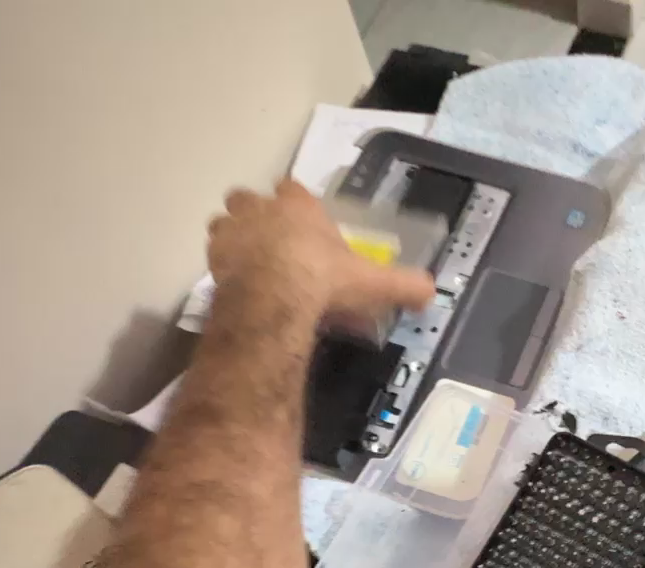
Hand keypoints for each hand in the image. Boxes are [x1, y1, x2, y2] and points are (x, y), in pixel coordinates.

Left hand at [205, 179, 434, 332]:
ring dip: (237, 238)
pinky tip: (241, 287)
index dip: (300, 206)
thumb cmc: (325, 279)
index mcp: (298, 205)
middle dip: (259, 216)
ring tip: (254, 266)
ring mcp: (232, 232)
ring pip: (227, 223)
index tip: (307, 226)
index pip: (295, 190)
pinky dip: (226, 268)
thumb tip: (432, 291)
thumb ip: (403, 285)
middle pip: (251, 199)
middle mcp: (260, 209)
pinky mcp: (213, 259)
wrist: (277, 300)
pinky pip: (216, 256)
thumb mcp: (373, 283)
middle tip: (275, 244)